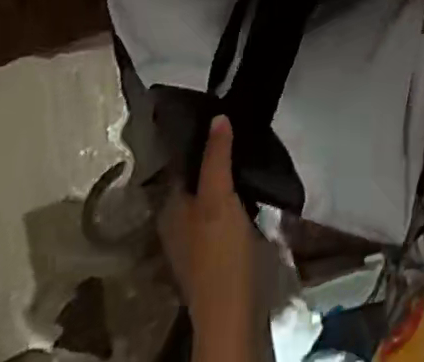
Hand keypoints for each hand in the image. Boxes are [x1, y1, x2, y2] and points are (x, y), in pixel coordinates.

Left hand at [158, 117, 256, 361]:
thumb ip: (216, 158)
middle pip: (196, 177)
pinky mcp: (217, 250)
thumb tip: (218, 116)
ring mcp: (197, 237)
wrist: (233, 313)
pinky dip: (235, 195)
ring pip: (210, 193)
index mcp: (170, 206)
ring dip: (227, 175)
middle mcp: (177, 220)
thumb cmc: (220, 253)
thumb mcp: (218, 199)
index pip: (181, 161)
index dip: (198, 136)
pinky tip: (253, 186)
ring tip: (252, 149)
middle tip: (242, 126)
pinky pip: (223, 209)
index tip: (221, 110)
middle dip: (214, 154)